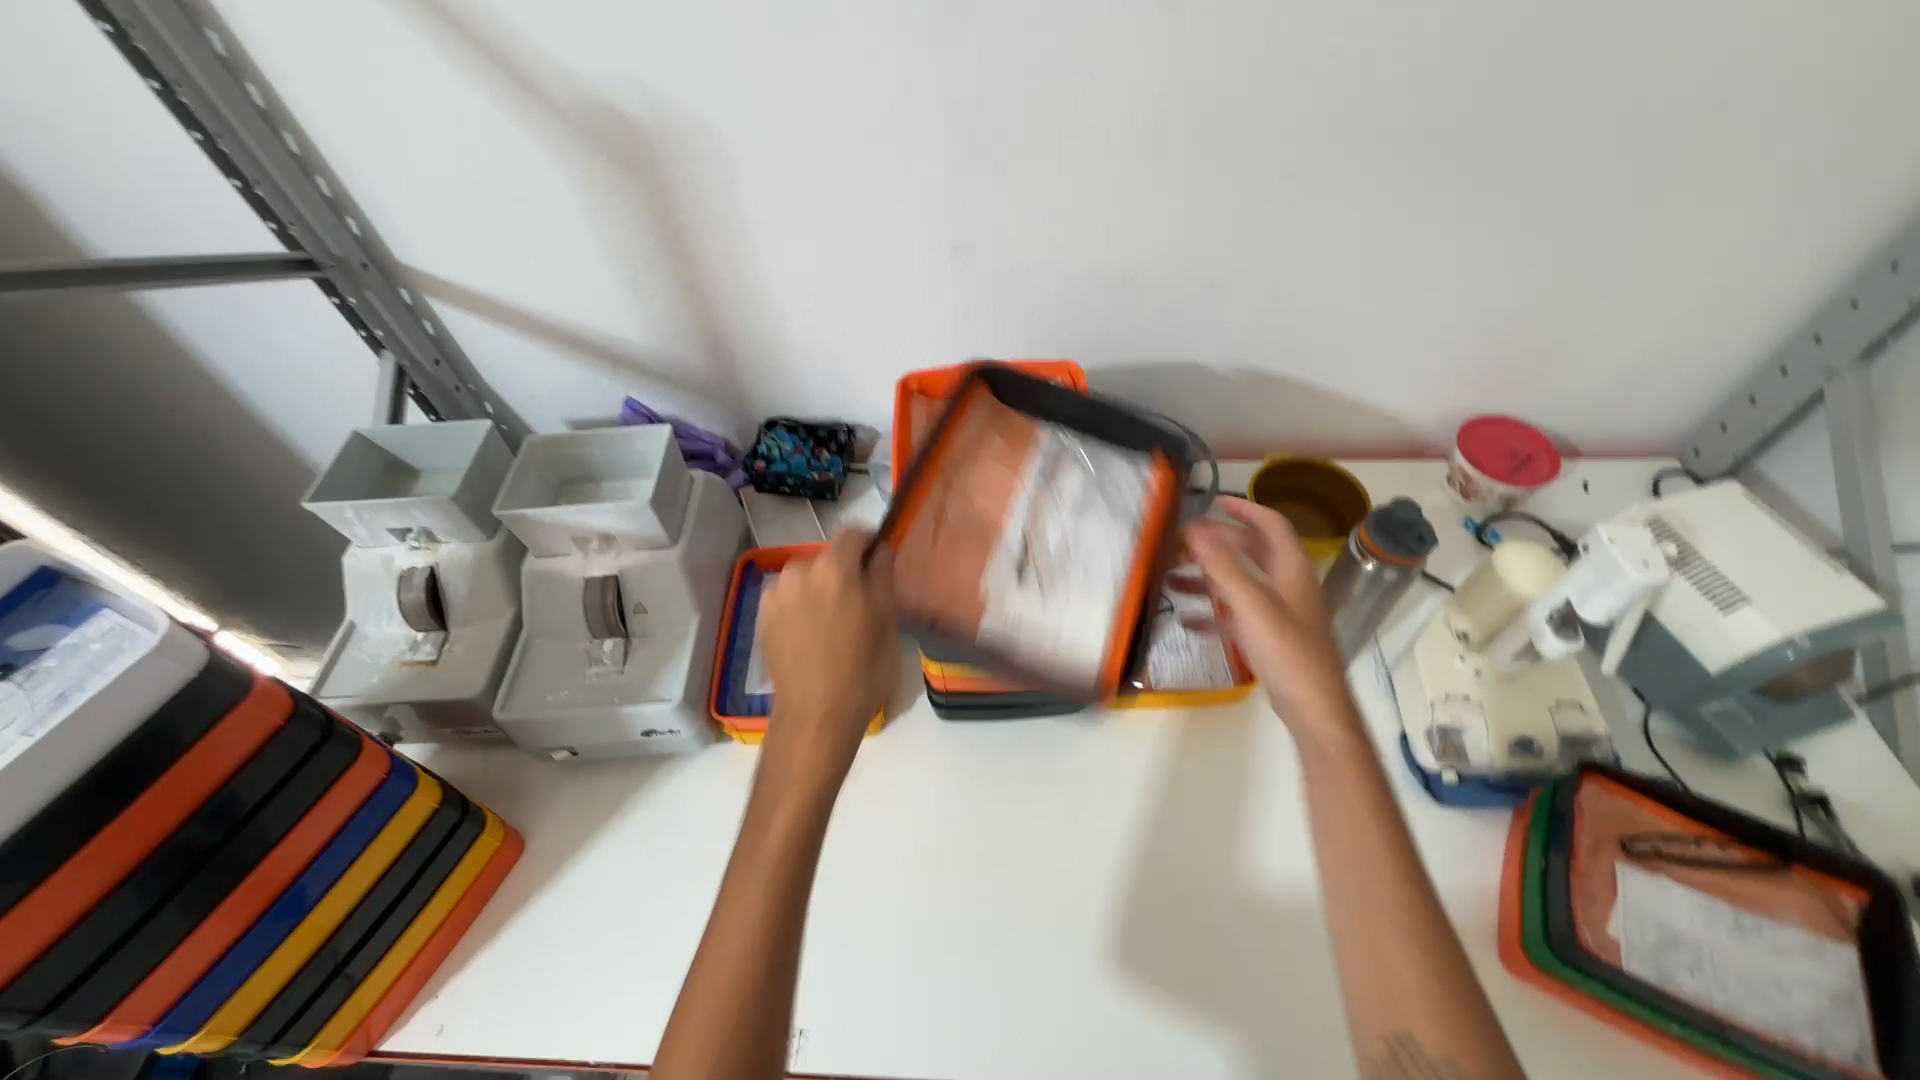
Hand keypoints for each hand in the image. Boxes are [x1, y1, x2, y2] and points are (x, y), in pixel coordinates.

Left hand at [757, 529, 897, 784]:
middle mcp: (800, 571)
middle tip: (858, 604)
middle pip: (827, 557)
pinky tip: (810, 637)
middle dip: (843, 571)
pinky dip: (800, 607)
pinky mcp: (762, 617)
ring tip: (832, 624)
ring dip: (819, 589)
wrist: (817, 713)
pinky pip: (788, 599)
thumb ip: (882, 574)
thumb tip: (879, 549)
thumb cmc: (863, 667)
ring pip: (805, 578)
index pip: (853, 533)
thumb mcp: (887, 619)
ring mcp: (776, 594)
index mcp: (835, 567)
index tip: (878, 564)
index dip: (868, 544)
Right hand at [1176, 497, 1362, 747]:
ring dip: (1209, 579)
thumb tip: (1195, 528)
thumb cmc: (1286, 649)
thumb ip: (1222, 565)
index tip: (1216, 502)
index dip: (1246, 510)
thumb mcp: (1251, 603)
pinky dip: (1214, 613)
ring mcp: (1280, 612)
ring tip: (1173, 581)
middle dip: (1219, 544)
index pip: (1271, 525)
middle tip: (1185, 543)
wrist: (1312, 705)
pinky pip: (1237, 615)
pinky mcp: (1271, 637)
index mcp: (1291, 569)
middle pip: (1253, 552)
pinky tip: (1188, 620)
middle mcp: (1288, 585)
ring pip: (1241, 584)